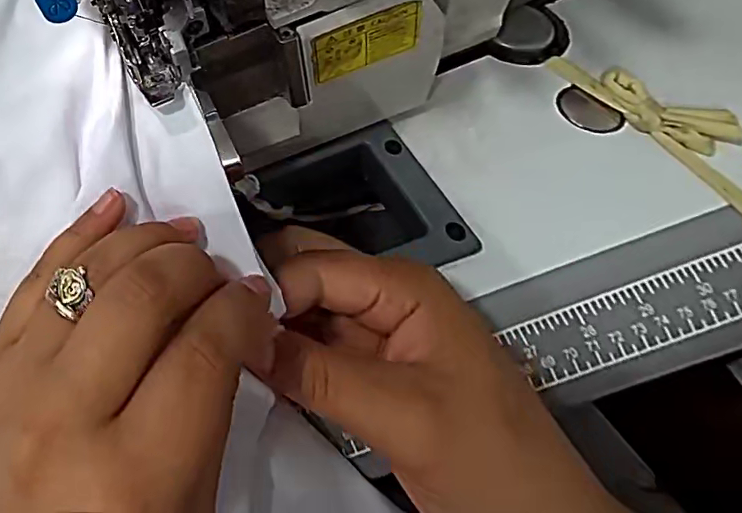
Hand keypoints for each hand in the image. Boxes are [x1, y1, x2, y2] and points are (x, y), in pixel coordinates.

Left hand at [0, 189, 276, 512]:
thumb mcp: (186, 507)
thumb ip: (210, 413)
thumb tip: (230, 321)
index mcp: (130, 477)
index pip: (201, 353)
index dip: (239, 312)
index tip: (255, 298)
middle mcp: (65, 417)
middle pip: (143, 297)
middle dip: (193, 267)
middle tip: (219, 268)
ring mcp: (17, 383)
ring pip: (88, 273)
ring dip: (141, 239)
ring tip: (179, 231)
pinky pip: (35, 279)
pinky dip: (77, 235)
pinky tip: (111, 207)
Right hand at [256, 229, 622, 512]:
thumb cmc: (514, 474)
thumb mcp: (408, 419)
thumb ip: (322, 375)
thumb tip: (252, 339)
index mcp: (405, 287)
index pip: (312, 265)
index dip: (271, 291)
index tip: (237, 324)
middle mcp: (385, 298)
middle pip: (302, 270)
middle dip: (262, 293)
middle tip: (227, 322)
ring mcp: (373, 334)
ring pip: (299, 308)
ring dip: (268, 326)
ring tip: (238, 349)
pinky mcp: (364, 368)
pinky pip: (307, 346)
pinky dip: (281, 355)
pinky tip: (261, 369)